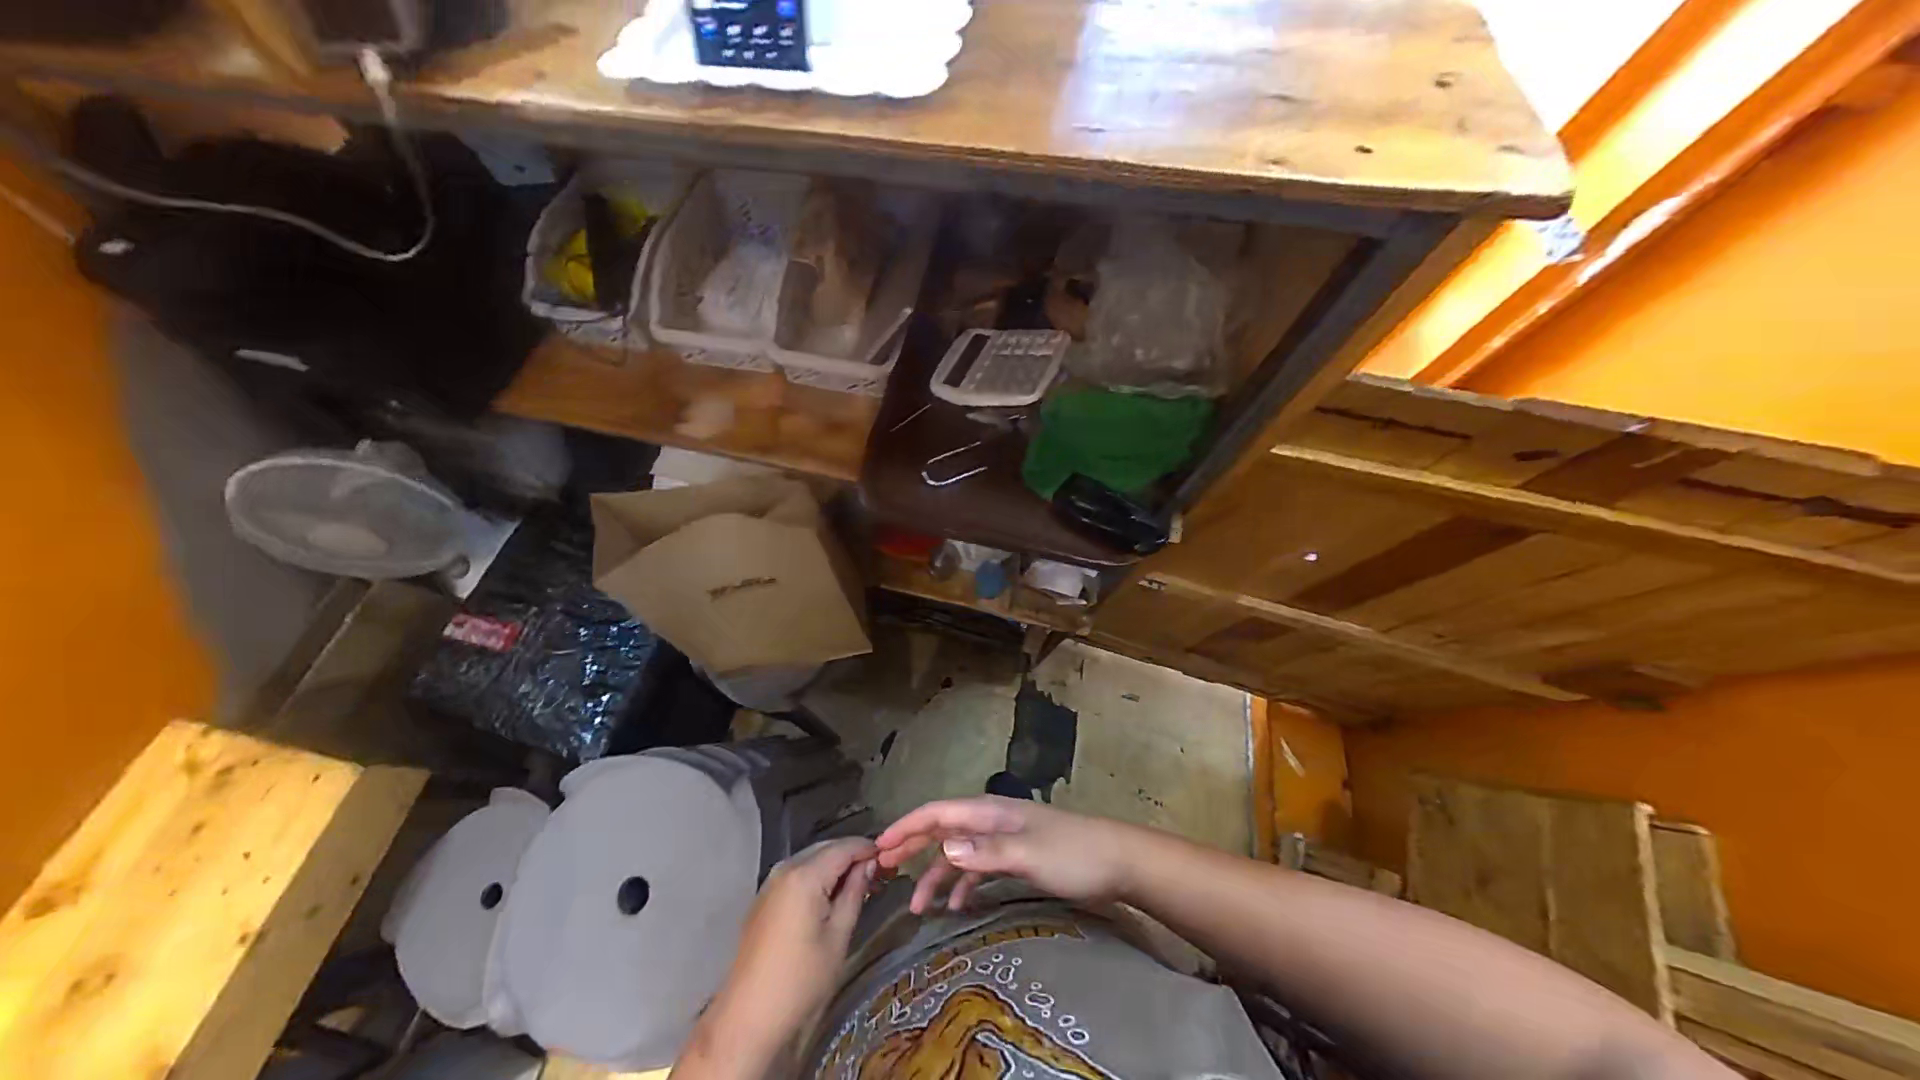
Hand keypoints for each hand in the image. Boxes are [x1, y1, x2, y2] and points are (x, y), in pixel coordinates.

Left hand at [685, 838, 876, 1076]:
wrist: (750, 1017)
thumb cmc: (801, 979)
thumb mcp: (838, 936)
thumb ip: (855, 892)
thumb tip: (868, 865)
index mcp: (805, 875)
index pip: (845, 847)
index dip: (869, 850)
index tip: (889, 862)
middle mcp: (785, 869)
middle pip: (826, 848)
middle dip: (852, 856)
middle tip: (877, 875)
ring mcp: (770, 883)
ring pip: (810, 859)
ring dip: (834, 866)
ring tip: (857, 886)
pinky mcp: (763, 899)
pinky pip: (796, 874)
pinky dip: (816, 876)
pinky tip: (829, 897)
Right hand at [874, 797, 1140, 913]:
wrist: (1119, 862)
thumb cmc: (1073, 854)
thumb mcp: (1028, 854)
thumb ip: (985, 852)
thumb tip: (942, 847)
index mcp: (989, 812)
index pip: (937, 813)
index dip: (906, 827)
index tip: (878, 848)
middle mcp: (991, 821)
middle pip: (942, 830)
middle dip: (912, 848)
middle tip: (883, 872)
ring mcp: (1004, 840)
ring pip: (959, 854)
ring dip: (937, 876)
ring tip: (918, 907)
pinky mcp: (1017, 858)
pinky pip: (979, 869)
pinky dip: (964, 885)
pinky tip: (958, 907)